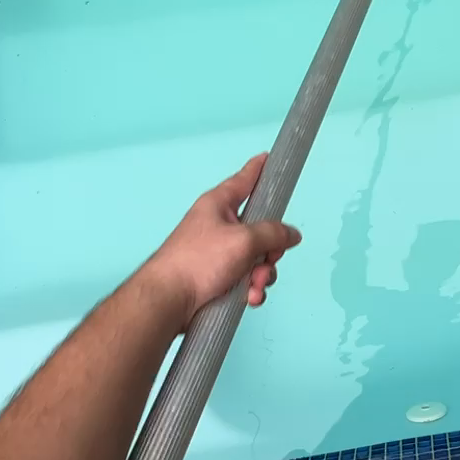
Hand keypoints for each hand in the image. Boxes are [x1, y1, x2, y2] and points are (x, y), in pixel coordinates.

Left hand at [141, 154, 301, 320]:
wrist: (168, 302)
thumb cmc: (199, 261)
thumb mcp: (244, 240)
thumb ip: (273, 234)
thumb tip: (292, 234)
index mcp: (219, 205)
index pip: (243, 179)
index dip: (258, 169)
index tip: (268, 157)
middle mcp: (218, 226)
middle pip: (260, 228)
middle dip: (270, 250)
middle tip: (268, 259)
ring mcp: (218, 253)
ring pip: (256, 258)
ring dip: (261, 274)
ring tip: (253, 286)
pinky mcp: (217, 278)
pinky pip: (246, 279)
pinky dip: (251, 289)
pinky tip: (249, 298)